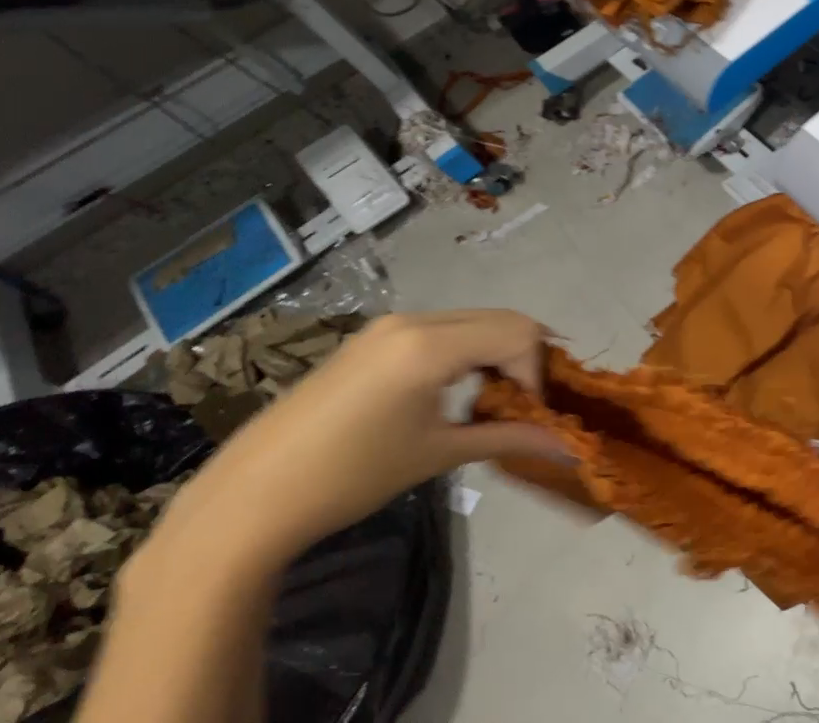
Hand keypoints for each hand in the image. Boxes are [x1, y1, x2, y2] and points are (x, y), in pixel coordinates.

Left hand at [145, 310, 566, 571]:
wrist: (248, 500)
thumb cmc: (350, 477)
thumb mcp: (439, 454)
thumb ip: (509, 438)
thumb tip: (570, 447)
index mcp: (430, 345)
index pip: (519, 333)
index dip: (537, 372)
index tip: (531, 415)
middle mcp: (413, 321)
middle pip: (502, 319)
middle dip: (523, 359)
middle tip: (521, 406)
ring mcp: (388, 327)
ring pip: (474, 322)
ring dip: (496, 354)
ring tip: (490, 402)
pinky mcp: (371, 340)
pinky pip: (443, 330)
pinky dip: (467, 352)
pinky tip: (454, 393)